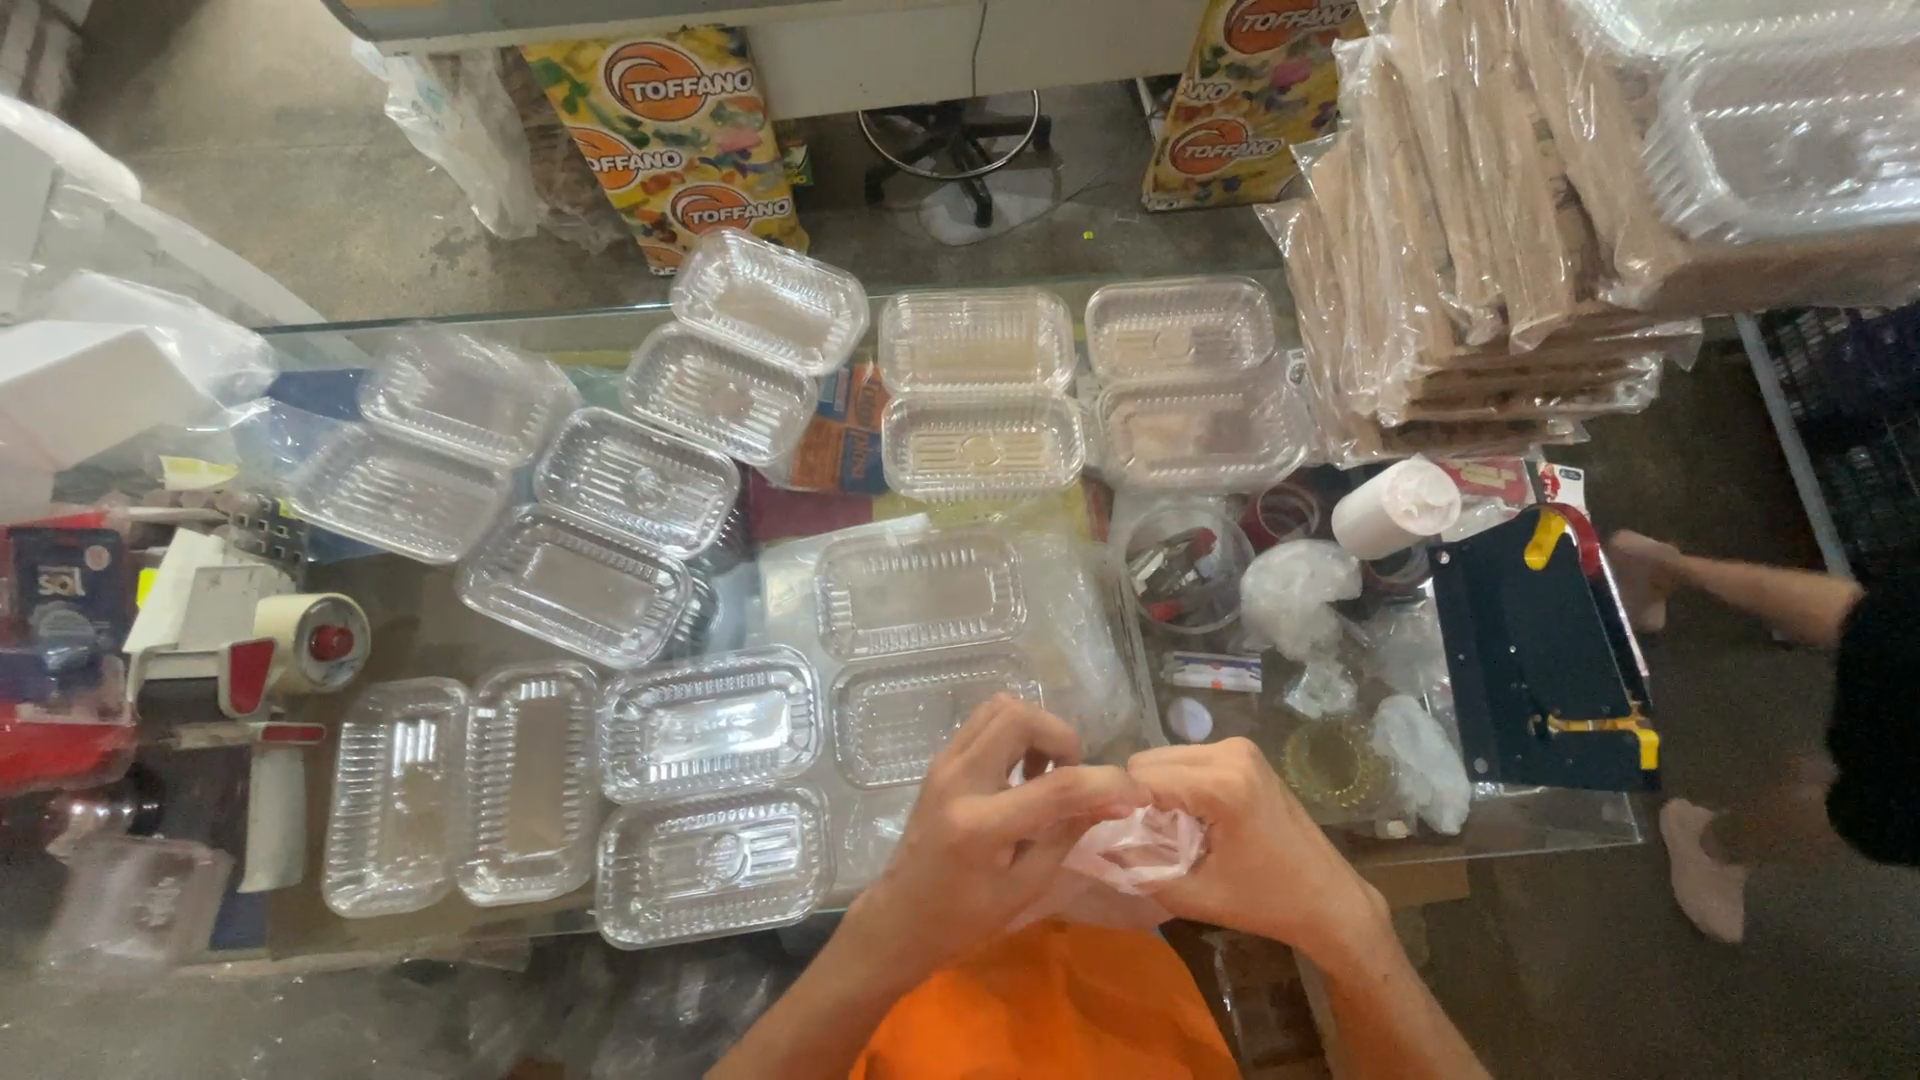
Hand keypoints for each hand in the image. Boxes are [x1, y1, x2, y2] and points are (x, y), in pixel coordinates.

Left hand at [844, 695, 1148, 981]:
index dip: (1106, 784)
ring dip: (1036, 731)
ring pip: (1000, 708)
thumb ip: (1067, 834)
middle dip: (1060, 738)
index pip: (1057, 786)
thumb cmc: (963, 920)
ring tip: (1044, 775)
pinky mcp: (940, 759)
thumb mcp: (1025, 888)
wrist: (899, 918)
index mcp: (980, 827)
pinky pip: (984, 722)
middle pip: (1019, 717)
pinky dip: (1014, 735)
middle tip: (1071, 776)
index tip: (1134, 794)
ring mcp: (943, 763)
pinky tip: (1021, 776)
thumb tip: (1114, 798)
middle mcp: (958, 781)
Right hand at [1127, 738, 1388, 960]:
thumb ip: (1137, 867)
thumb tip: (1092, 842)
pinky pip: (1187, 759)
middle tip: (1154, 840)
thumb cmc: (1265, 903)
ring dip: (1158, 790)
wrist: (1330, 900)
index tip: (1119, 838)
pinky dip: (1178, 784)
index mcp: (1222, 784)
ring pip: (1165, 757)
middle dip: (1140, 798)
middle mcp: (1229, 752)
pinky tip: (1195, 819)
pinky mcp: (1243, 752)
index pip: (1141, 778)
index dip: (1121, 808)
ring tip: (1176, 831)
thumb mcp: (1193, 895)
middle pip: (1149, 760)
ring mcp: (1239, 747)